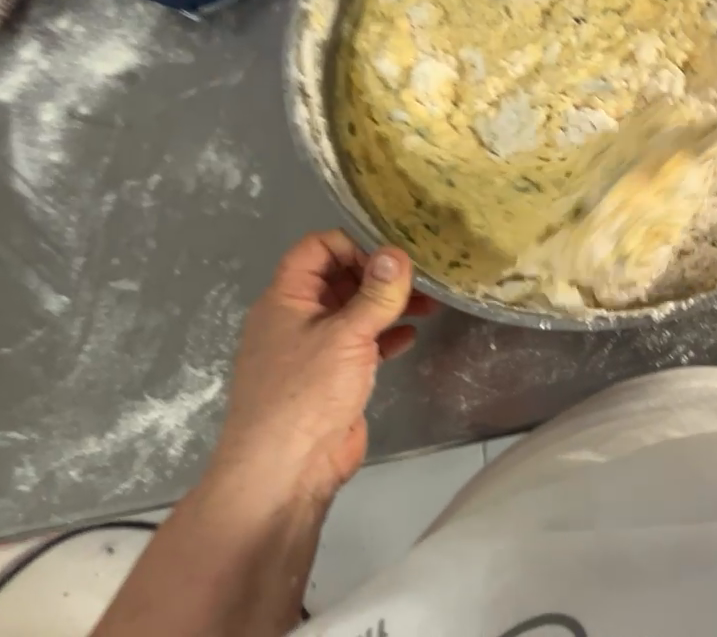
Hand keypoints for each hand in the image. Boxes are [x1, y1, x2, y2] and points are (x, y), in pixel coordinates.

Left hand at [209, 232, 436, 502]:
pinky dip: (387, 333)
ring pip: (355, 310)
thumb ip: (377, 292)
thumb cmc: (307, 393)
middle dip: (380, 274)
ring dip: (390, 304)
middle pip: (340, 277)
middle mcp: (298, 318)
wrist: (286, 471)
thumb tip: (397, 251)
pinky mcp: (333, 375)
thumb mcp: (347, 334)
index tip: (392, 260)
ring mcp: (315, 348)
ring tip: (430, 305)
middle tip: (423, 278)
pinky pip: (363, 341)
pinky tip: (412, 336)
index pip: (316, 249)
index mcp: (286, 300)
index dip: (353, 245)